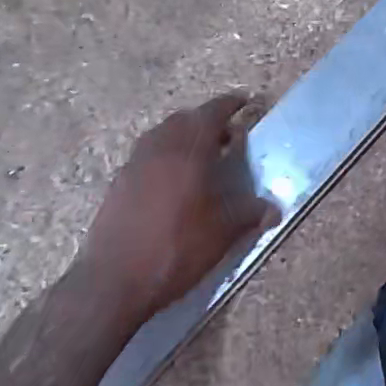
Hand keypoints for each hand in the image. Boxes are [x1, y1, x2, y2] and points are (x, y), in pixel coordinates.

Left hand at [78, 95, 271, 323]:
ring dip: (183, 136)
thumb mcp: (222, 234)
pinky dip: (165, 155)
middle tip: (228, 134)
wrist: (112, 284)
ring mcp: (133, 167)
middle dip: (206, 120)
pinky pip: (146, 155)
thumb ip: (249, 215)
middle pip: (183, 120)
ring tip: (202, 156)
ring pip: (161, 135)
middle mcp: (158, 151)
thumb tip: (273, 209)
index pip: (210, 114)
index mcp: (187, 153)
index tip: (245, 101)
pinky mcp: (117, 186)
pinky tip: (175, 181)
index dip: (229, 104)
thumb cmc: (175, 251)